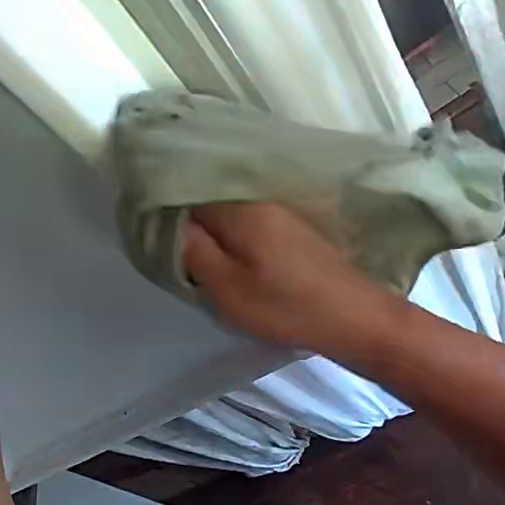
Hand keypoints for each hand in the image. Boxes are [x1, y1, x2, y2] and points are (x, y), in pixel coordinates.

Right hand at [183, 202, 410, 356]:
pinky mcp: (298, 228)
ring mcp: (284, 211)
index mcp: (241, 208)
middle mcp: (263, 198)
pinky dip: (237, 233)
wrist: (355, 317)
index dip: (164, 206)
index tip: (149, 228)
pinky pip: (253, 220)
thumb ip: (194, 252)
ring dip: (214, 227)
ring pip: (232, 209)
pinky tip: (233, 252)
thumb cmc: (287, 307)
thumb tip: (171, 222)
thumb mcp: (228, 289)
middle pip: (210, 196)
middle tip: (174, 246)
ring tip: (199, 252)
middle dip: (189, 216)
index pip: (187, 187)